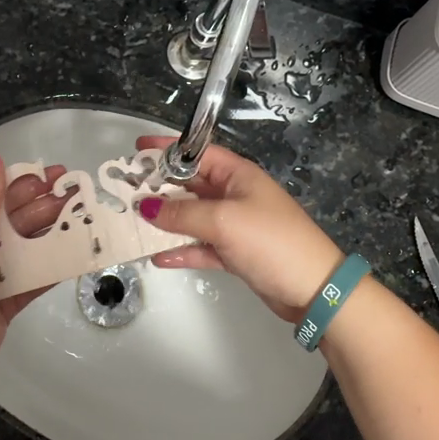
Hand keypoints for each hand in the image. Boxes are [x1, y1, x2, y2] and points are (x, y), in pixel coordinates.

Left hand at [0, 153, 70, 391]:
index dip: (28, 181)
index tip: (60, 173)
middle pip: (17, 218)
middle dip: (47, 203)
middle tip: (81, 192)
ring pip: (29, 245)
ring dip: (55, 230)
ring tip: (85, 218)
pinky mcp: (8, 301)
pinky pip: (35, 276)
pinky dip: (54, 264)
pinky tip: (77, 254)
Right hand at [134, 135, 343, 322]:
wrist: (314, 289)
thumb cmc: (270, 241)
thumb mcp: (223, 221)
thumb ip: (182, 214)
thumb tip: (144, 206)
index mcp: (237, 174)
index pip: (195, 153)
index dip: (166, 150)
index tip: (136, 149)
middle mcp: (234, 194)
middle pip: (190, 185)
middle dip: (159, 187)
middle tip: (124, 190)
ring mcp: (235, 225)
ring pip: (192, 217)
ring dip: (166, 221)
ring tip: (132, 223)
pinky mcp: (236, 254)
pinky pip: (201, 246)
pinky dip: (181, 250)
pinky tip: (157, 256)